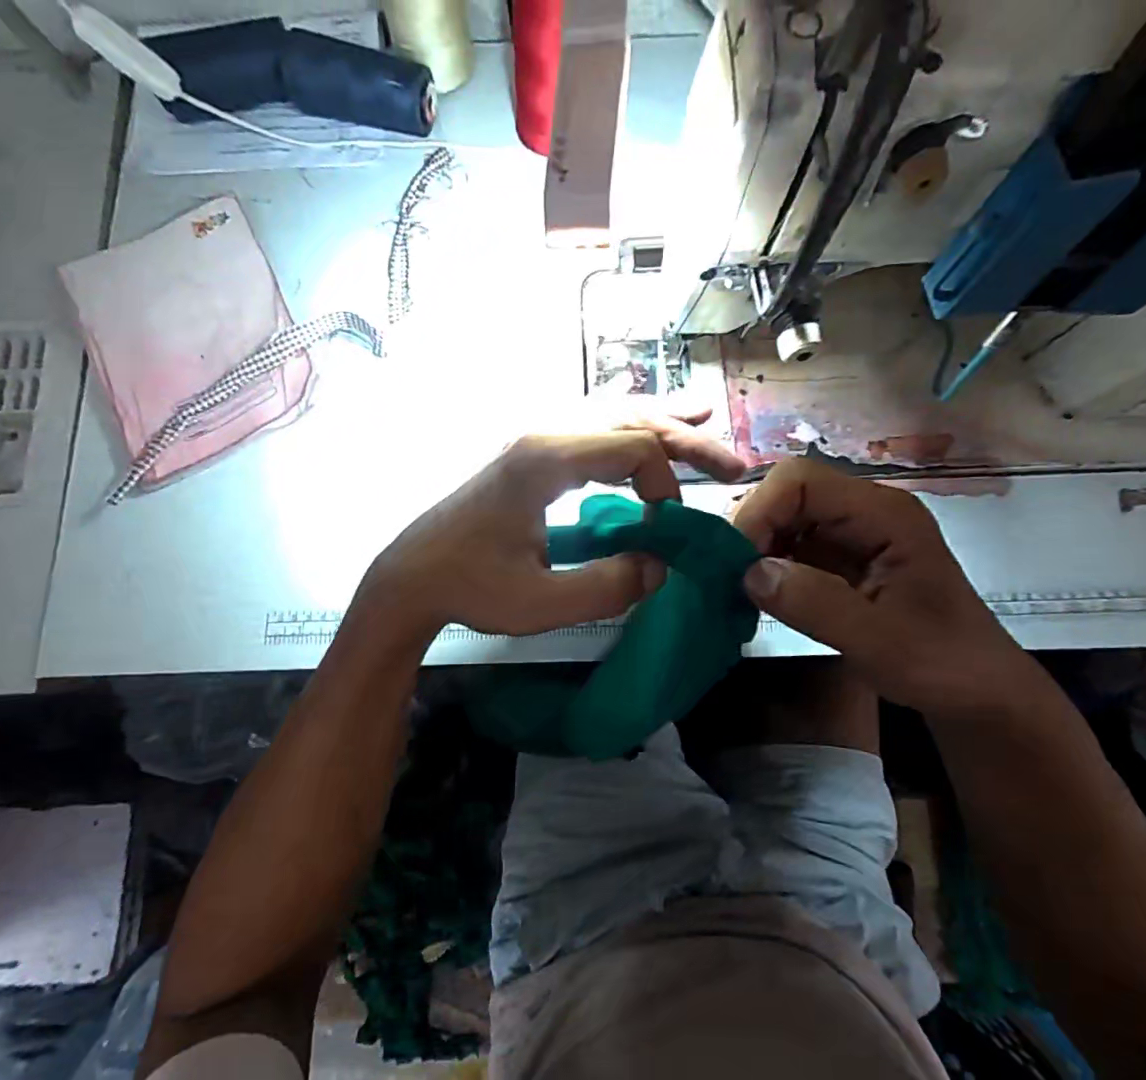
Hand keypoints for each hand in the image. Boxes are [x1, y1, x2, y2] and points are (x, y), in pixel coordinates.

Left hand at [357, 417, 744, 640]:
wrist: (411, 576)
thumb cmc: (470, 587)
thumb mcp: (541, 603)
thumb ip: (608, 587)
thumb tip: (661, 567)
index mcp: (546, 459)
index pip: (633, 448)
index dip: (665, 484)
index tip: (665, 529)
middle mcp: (545, 434)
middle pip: (630, 421)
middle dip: (686, 440)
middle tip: (734, 465)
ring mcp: (537, 439)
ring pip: (612, 416)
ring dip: (661, 422)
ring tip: (705, 416)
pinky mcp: (533, 454)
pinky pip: (593, 429)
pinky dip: (630, 429)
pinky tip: (648, 425)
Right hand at [731, 456, 1032, 716]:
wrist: (977, 693)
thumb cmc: (940, 664)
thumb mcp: (878, 641)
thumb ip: (814, 603)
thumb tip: (749, 572)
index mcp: (885, 514)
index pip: (802, 481)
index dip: (761, 512)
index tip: (737, 563)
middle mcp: (868, 512)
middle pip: (790, 494)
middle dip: (754, 531)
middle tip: (730, 580)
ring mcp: (857, 536)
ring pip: (788, 520)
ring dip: (757, 550)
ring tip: (738, 591)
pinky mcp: (846, 561)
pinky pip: (796, 548)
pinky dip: (770, 568)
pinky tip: (759, 598)